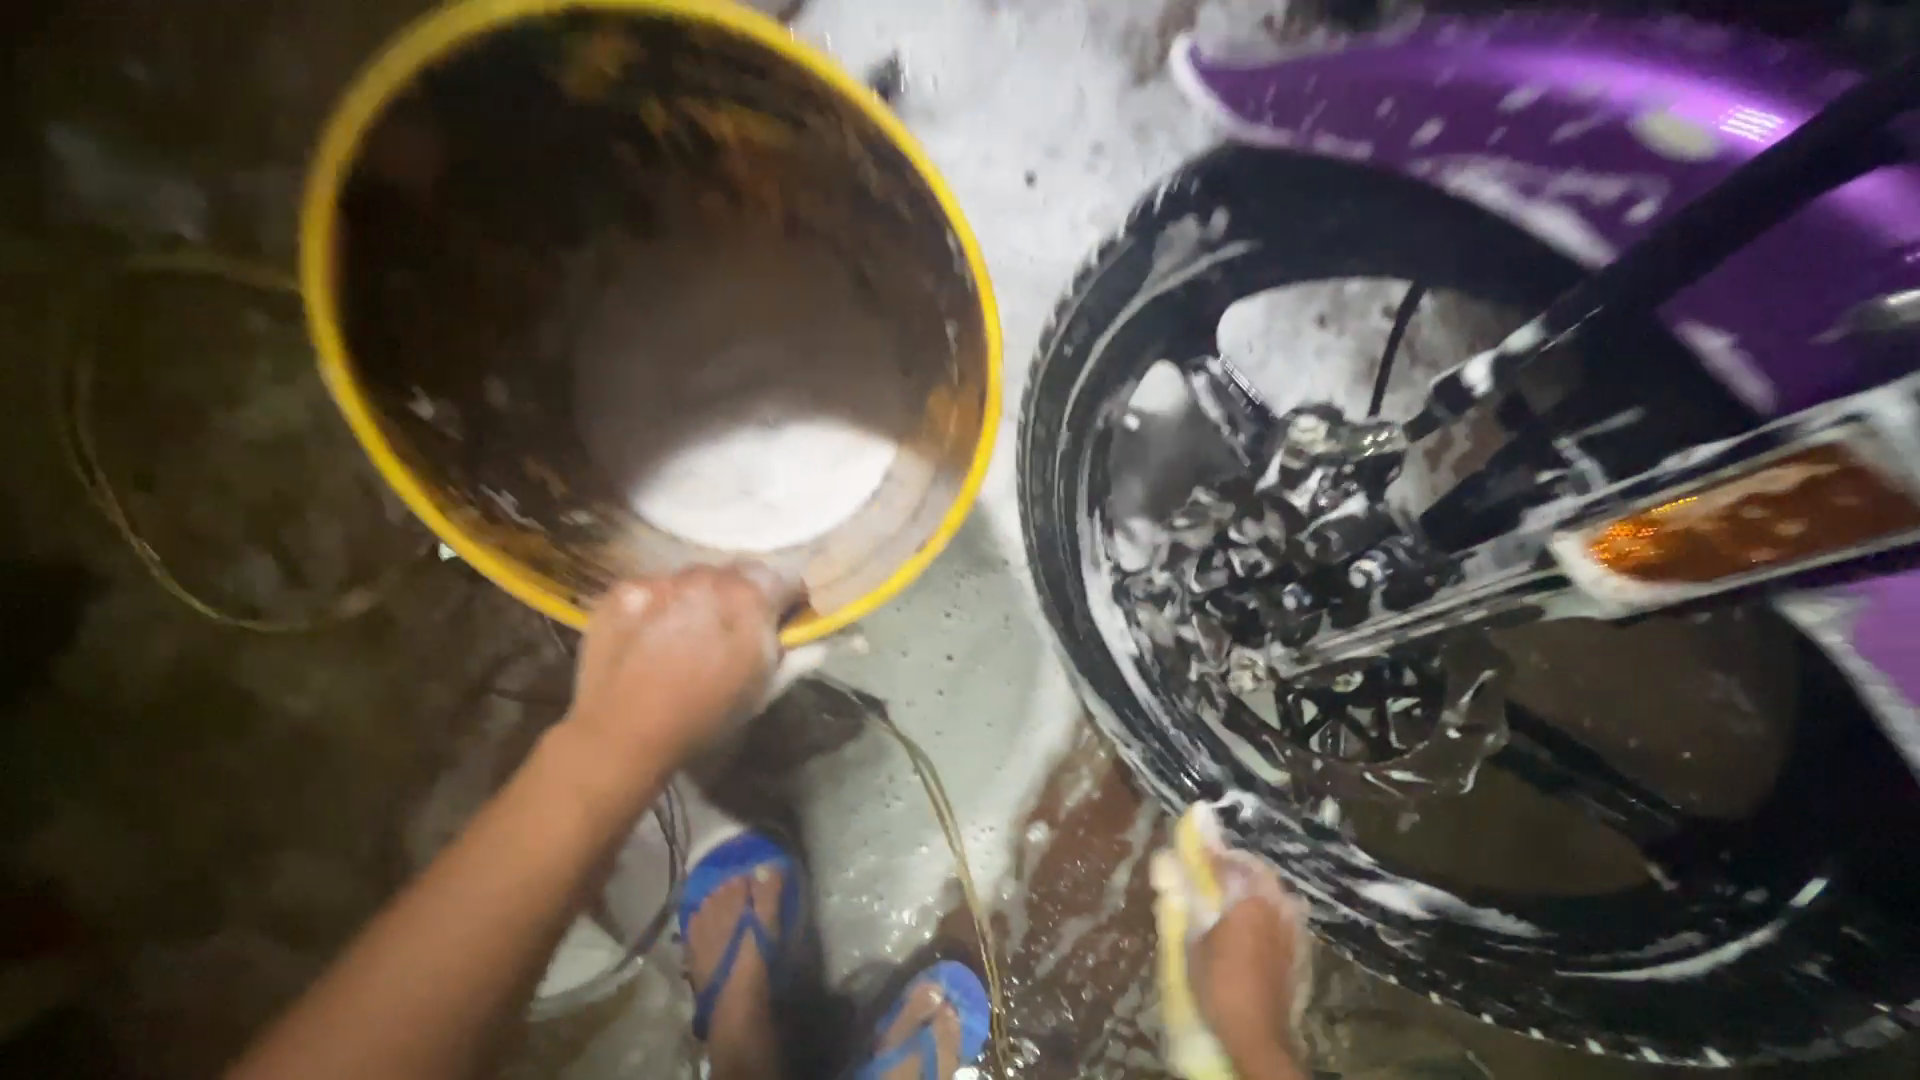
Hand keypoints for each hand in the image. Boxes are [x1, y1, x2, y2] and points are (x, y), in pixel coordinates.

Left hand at [564, 565, 798, 777]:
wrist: (622, 733)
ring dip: (700, 597)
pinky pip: (654, 587)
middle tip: (733, 629)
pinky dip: (659, 605)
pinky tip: (650, 636)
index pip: (786, 577)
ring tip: (686, 633)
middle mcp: (708, 577)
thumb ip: (796, 656)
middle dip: (743, 594)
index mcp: (751, 598)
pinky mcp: (623, 590)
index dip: (788, 599)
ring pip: (694, 577)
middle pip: (738, 572)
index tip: (782, 619)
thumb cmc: (705, 717)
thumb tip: (819, 641)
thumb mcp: (764, 690)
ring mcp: (661, 580)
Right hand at [1192, 851, 1309, 1078]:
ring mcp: (1290, 929)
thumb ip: (1189, 903)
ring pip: (1276, 891)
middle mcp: (1273, 907)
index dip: (1210, 847)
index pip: (1226, 862)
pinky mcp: (1298, 950)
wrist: (1258, 1035)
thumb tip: (1174, 870)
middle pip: (1258, 871)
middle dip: (1237, 862)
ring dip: (1257, 882)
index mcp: (1246, 900)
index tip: (1198, 829)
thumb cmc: (1218, 985)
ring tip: (1240, 886)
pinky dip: (1272, 905)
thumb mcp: (1193, 943)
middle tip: (1218, 861)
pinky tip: (1261, 915)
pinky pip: (1286, 913)